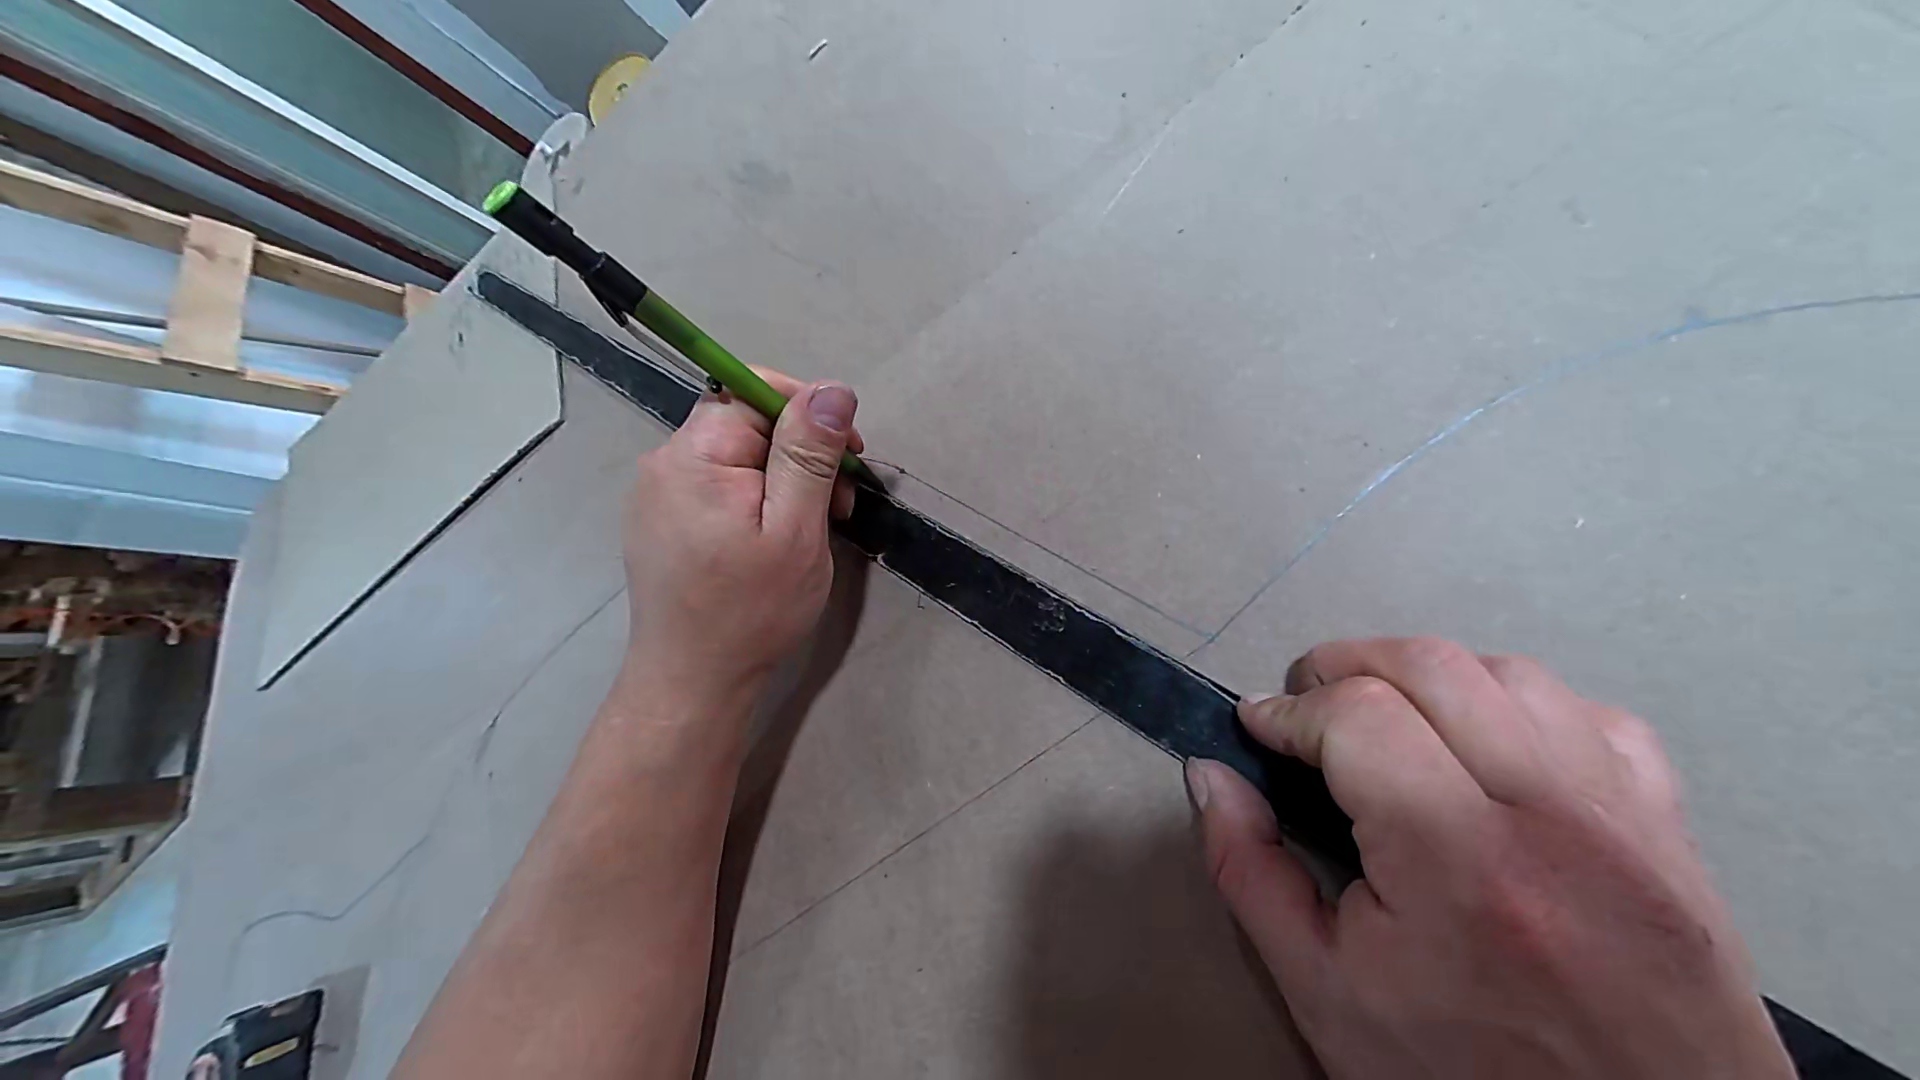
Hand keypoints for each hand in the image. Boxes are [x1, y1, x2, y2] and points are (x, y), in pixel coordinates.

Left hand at [621, 368, 863, 713]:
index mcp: (694, 456)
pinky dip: (762, 497)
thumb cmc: (752, 610)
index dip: (807, 409)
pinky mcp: (666, 521)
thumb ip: (810, 455)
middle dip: (803, 450)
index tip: (848, 452)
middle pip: (747, 423)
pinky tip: (782, 535)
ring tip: (819, 524)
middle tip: (840, 501)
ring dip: (787, 476)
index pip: (751, 391)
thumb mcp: (797, 530)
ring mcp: (661, 494)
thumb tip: (834, 389)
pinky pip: (723, 485)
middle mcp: (666, 463)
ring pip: (739, 456)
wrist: (695, 682)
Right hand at [1188, 638, 1793, 1079]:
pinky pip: (1589, 715)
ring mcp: (1626, 818)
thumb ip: (1245, 867)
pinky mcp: (1669, 829)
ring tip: (1383, 714)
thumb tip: (1208, 773)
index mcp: (1458, 863)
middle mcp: (1554, 820)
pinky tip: (1479, 745)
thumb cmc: (1458, 1076)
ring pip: (1510, 672)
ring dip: (1423, 676)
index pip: (1358, 716)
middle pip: (1432, 667)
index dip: (1288, 709)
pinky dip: (1515, 704)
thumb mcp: (1317, 985)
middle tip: (1305, 702)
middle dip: (1344, 664)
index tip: (1258, 724)